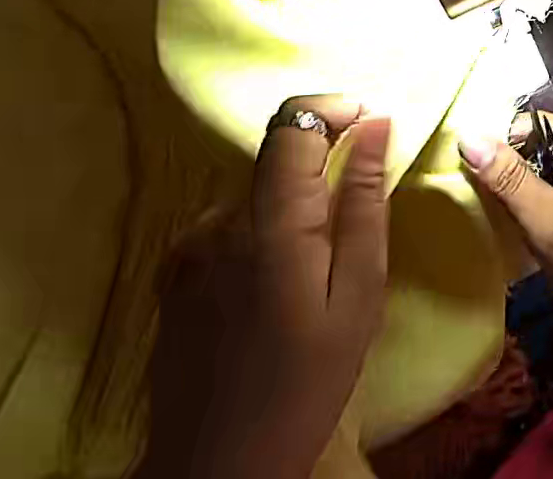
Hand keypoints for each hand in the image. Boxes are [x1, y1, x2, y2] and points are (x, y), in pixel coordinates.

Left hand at [137, 96, 391, 478]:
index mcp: (269, 223)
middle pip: (277, 156)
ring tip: (321, 262)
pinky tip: (280, 281)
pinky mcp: (174, 270)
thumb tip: (378, 124)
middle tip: (358, 212)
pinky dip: (266, 227)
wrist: (216, 469)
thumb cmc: (307, 379)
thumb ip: (365, 199)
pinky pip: (233, 221)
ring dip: (295, 202)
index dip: (332, 109)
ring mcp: (188, 246)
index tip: (369, 124)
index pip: (291, 124)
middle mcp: (217, 221)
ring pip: (258, 190)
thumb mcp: (360, 290)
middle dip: (324, 165)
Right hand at [458, 112, 552, 348]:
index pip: (537, 124)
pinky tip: (508, 218)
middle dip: (504, 164)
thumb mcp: (551, 225)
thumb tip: (468, 137)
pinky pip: (546, 187)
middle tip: (470, 189)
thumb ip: (510, 180)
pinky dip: (525, 200)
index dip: (501, 140)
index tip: (464, 165)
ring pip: (538, 167)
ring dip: (512, 185)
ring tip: (484, 204)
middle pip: (536, 143)